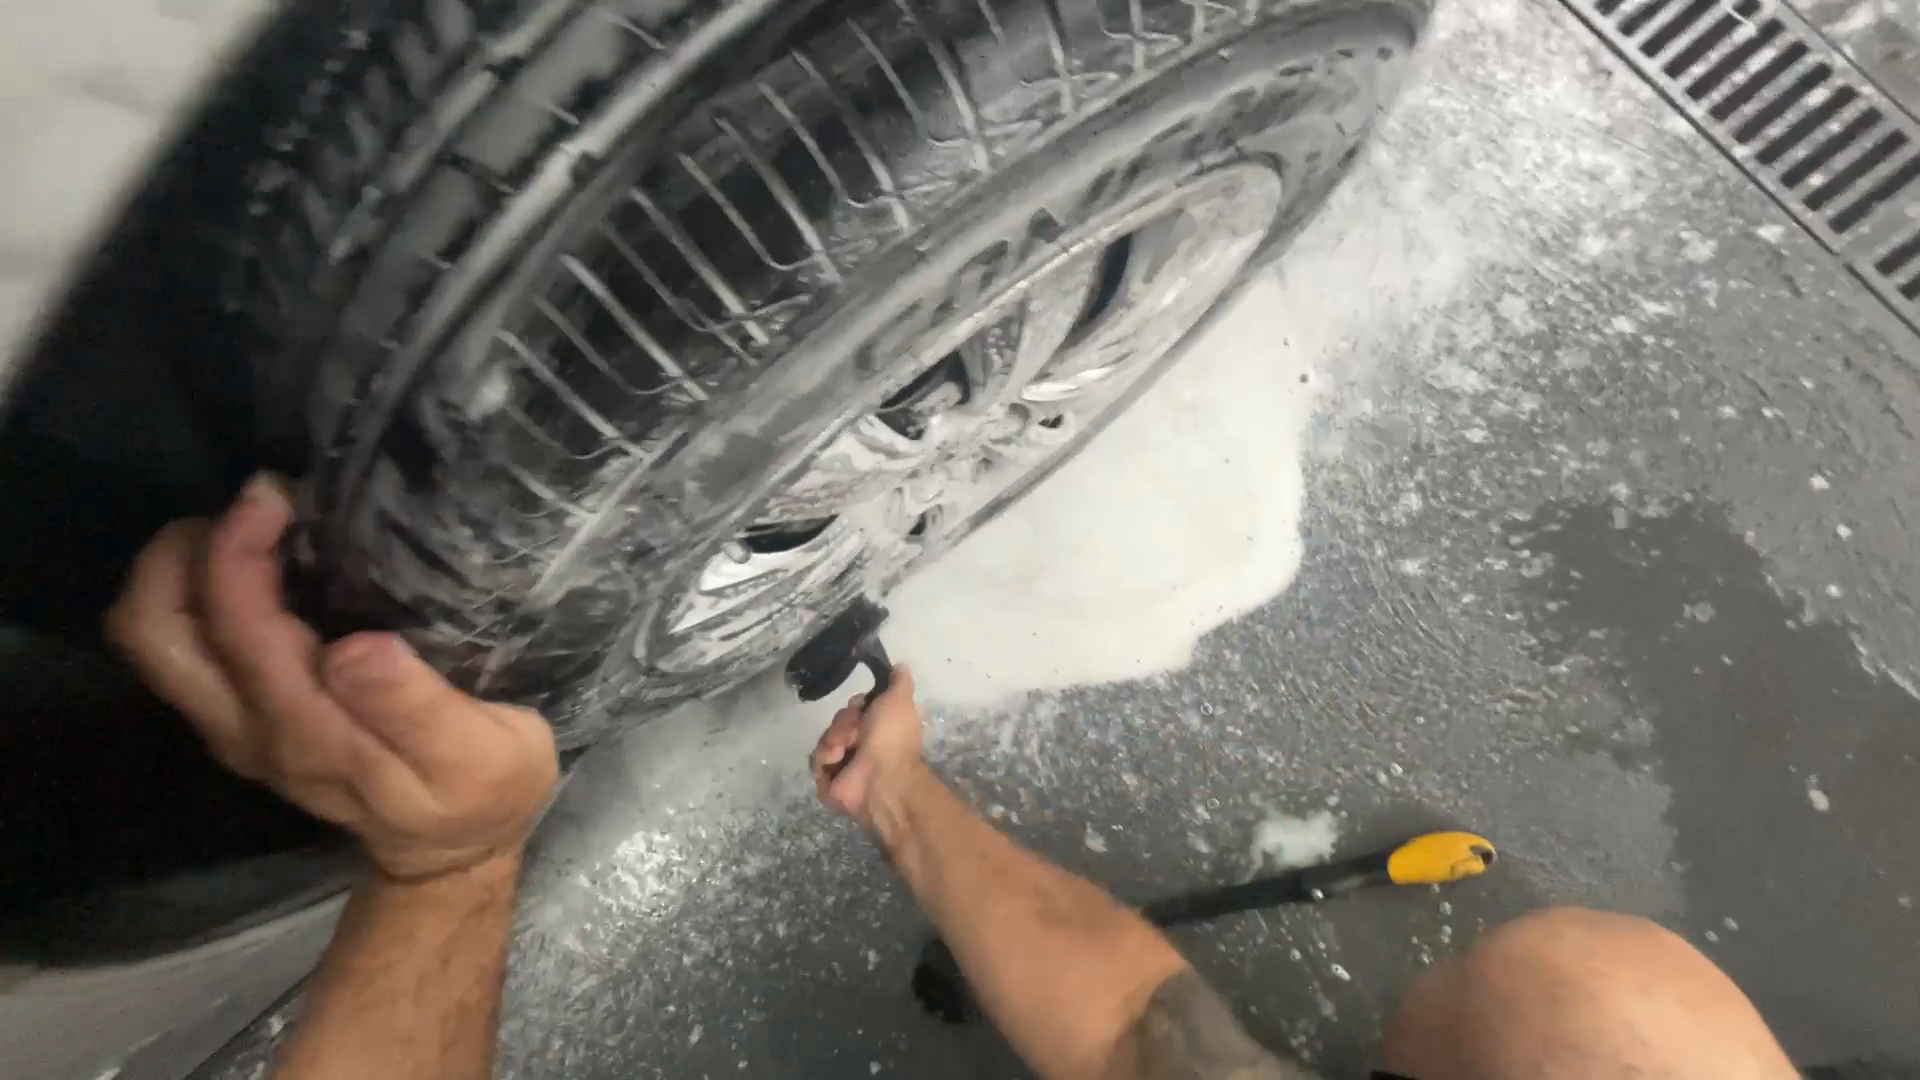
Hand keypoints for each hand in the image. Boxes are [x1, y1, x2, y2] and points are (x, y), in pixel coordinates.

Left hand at [105, 474, 559, 879]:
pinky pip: (193, 655)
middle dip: (185, 553)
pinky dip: (204, 600)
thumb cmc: (486, 789)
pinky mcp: (254, 729)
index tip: (279, 496)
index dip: (238, 554)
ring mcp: (243, 733)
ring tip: (251, 524)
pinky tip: (267, 571)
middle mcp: (251, 730)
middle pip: (159, 634)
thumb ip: (415, 708)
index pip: (236, 629)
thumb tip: (355, 646)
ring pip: (162, 645)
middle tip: (256, 502)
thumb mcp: (479, 752)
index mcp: (307, 729)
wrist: (453, 853)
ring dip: (184, 572)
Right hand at [810, 667, 924, 825]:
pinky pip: (817, 758)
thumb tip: (901, 665)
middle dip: (845, 720)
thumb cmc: (893, 737)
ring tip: (846, 748)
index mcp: (880, 729)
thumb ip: (899, 682)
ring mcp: (845, 764)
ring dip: (835, 738)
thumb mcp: (900, 700)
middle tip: (856, 730)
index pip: (856, 708)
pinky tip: (838, 760)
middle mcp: (863, 746)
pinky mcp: (828, 781)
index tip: (862, 704)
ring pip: (826, 738)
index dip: (856, 704)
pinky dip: (827, 756)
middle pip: (839, 720)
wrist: (881, 778)